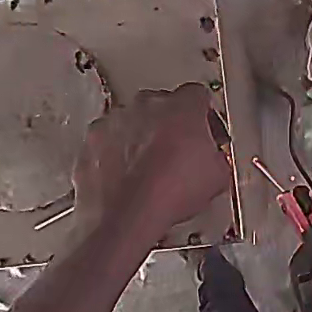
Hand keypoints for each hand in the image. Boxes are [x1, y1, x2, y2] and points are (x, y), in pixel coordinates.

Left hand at [73, 84, 231, 238]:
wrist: (130, 216)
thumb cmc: (169, 192)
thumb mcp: (217, 176)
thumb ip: (217, 156)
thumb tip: (215, 161)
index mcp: (181, 107)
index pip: (197, 95)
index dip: (205, 114)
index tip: (206, 128)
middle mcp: (146, 106)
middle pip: (163, 105)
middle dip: (172, 125)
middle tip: (181, 151)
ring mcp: (116, 121)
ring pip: (134, 120)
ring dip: (143, 136)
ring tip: (153, 166)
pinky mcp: (93, 141)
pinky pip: (109, 140)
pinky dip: (118, 152)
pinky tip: (130, 174)